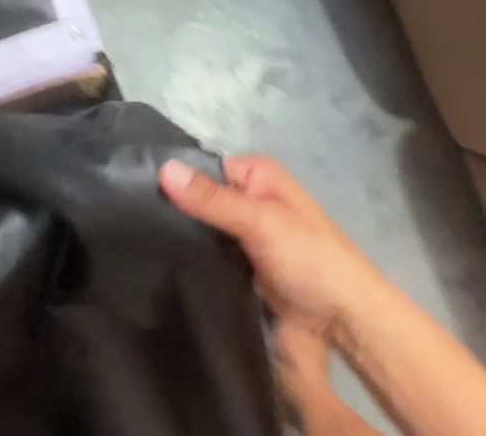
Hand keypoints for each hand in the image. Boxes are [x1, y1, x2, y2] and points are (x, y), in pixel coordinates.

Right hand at [161, 156, 382, 339]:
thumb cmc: (309, 258)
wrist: (346, 319)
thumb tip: (162, 167)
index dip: (176, 182)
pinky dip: (197, 258)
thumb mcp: (259, 221)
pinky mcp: (244, 263)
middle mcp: (250, 196)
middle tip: (139, 226)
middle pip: (201, 198)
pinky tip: (168, 263)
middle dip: (178, 212)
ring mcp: (247, 232)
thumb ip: (211, 199)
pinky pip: (211, 253)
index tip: (141, 198)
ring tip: (147, 246)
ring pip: (204, 228)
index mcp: (257, 174)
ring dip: (185, 238)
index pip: (202, 168)